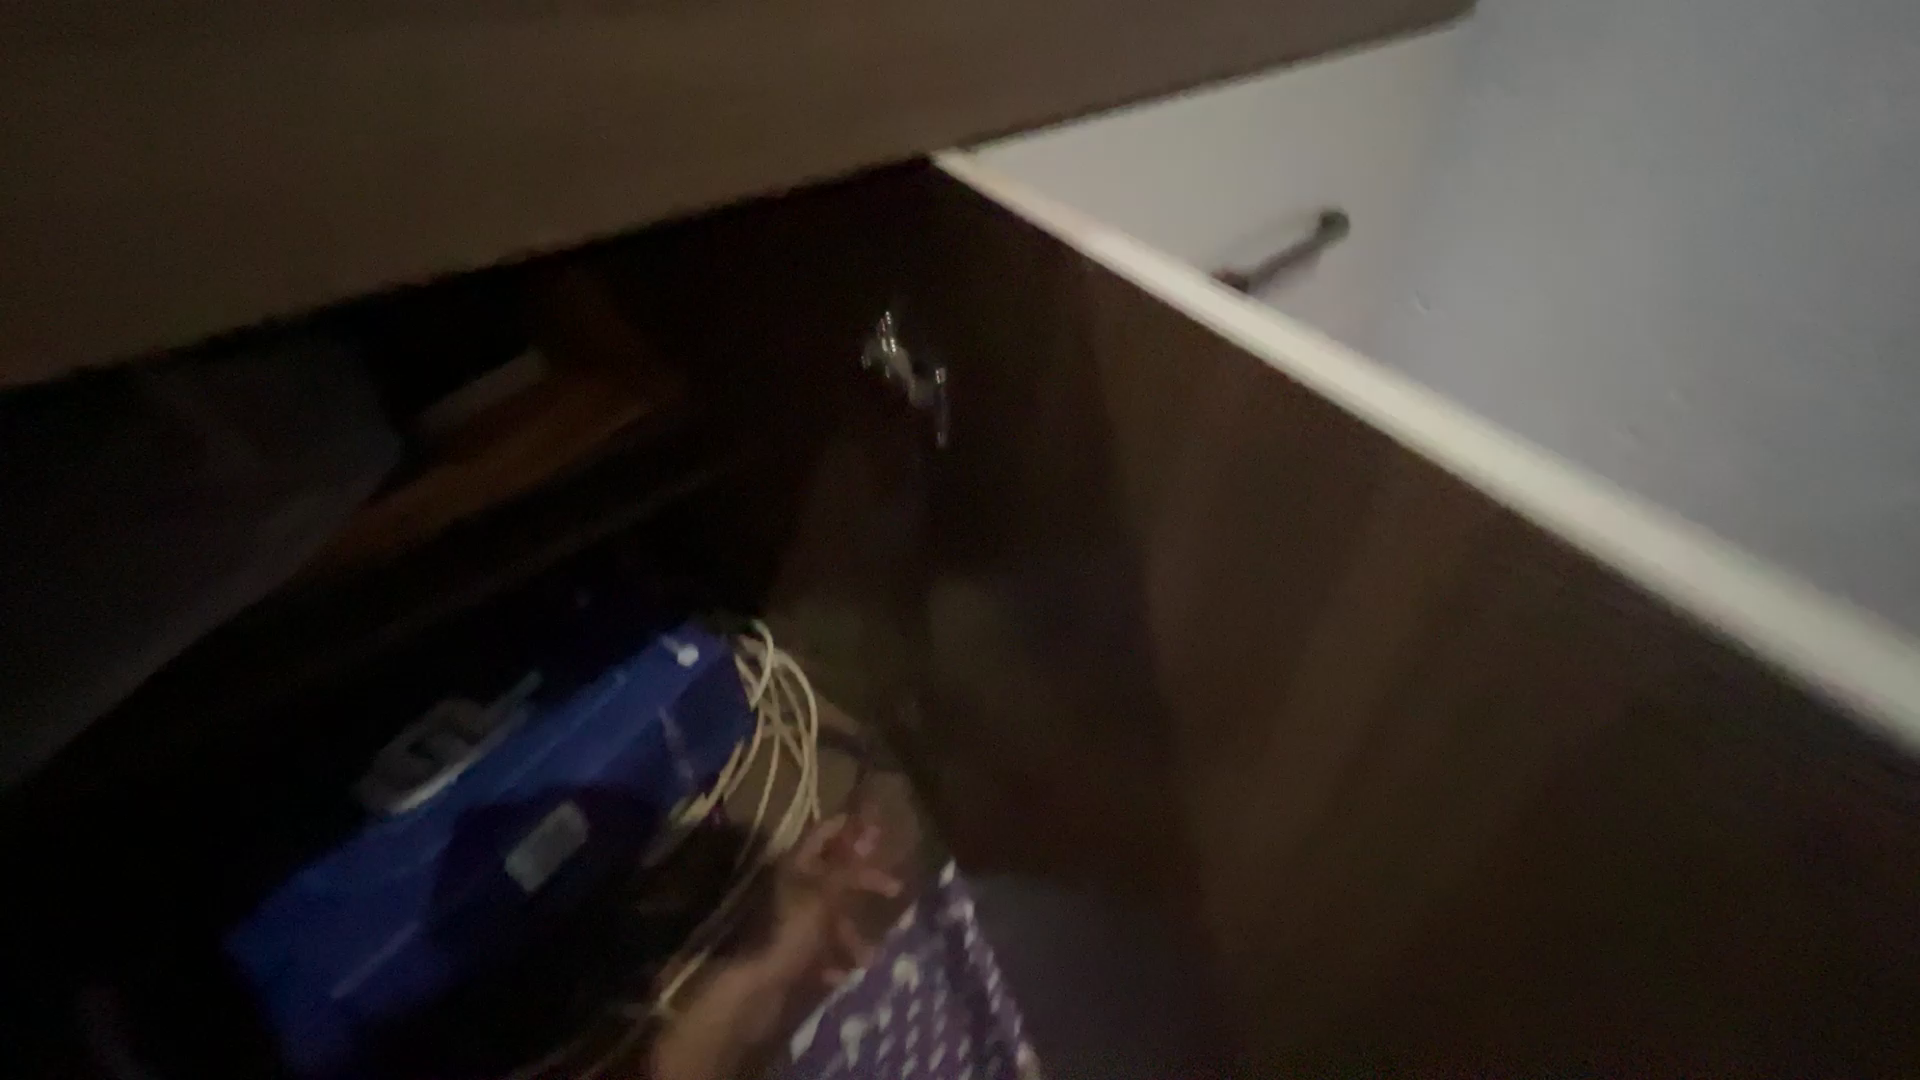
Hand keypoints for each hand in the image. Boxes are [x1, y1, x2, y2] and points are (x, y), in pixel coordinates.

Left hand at [763, 812, 904, 985]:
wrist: (755, 989)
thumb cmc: (792, 931)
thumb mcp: (825, 895)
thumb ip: (849, 865)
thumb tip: (871, 831)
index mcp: (798, 866)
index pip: (826, 832)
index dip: (850, 827)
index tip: (879, 829)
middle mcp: (794, 886)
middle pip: (835, 875)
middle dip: (865, 883)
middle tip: (896, 889)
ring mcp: (792, 919)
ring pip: (830, 917)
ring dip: (851, 935)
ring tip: (868, 958)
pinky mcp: (790, 950)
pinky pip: (820, 948)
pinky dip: (834, 959)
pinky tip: (844, 975)